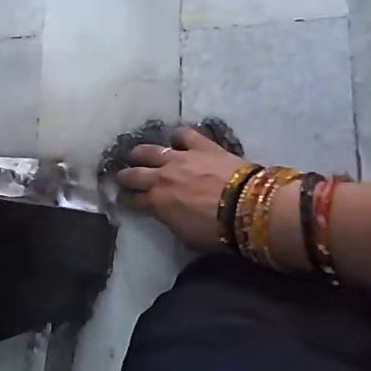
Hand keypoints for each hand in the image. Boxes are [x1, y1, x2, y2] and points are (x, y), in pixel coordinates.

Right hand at [113, 126, 249, 250]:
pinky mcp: (200, 146)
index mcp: (156, 202)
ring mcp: (179, 158)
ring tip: (137, 154)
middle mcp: (161, 177)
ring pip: (150, 150)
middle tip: (123, 177)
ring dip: (140, 153)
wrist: (246, 207)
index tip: (124, 199)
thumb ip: (170, 220)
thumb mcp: (186, 235)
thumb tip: (166, 214)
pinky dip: (179, 138)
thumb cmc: (217, 231)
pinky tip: (178, 141)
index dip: (126, 199)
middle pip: (133, 174)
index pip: (132, 200)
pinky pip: (183, 135)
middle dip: (125, 177)